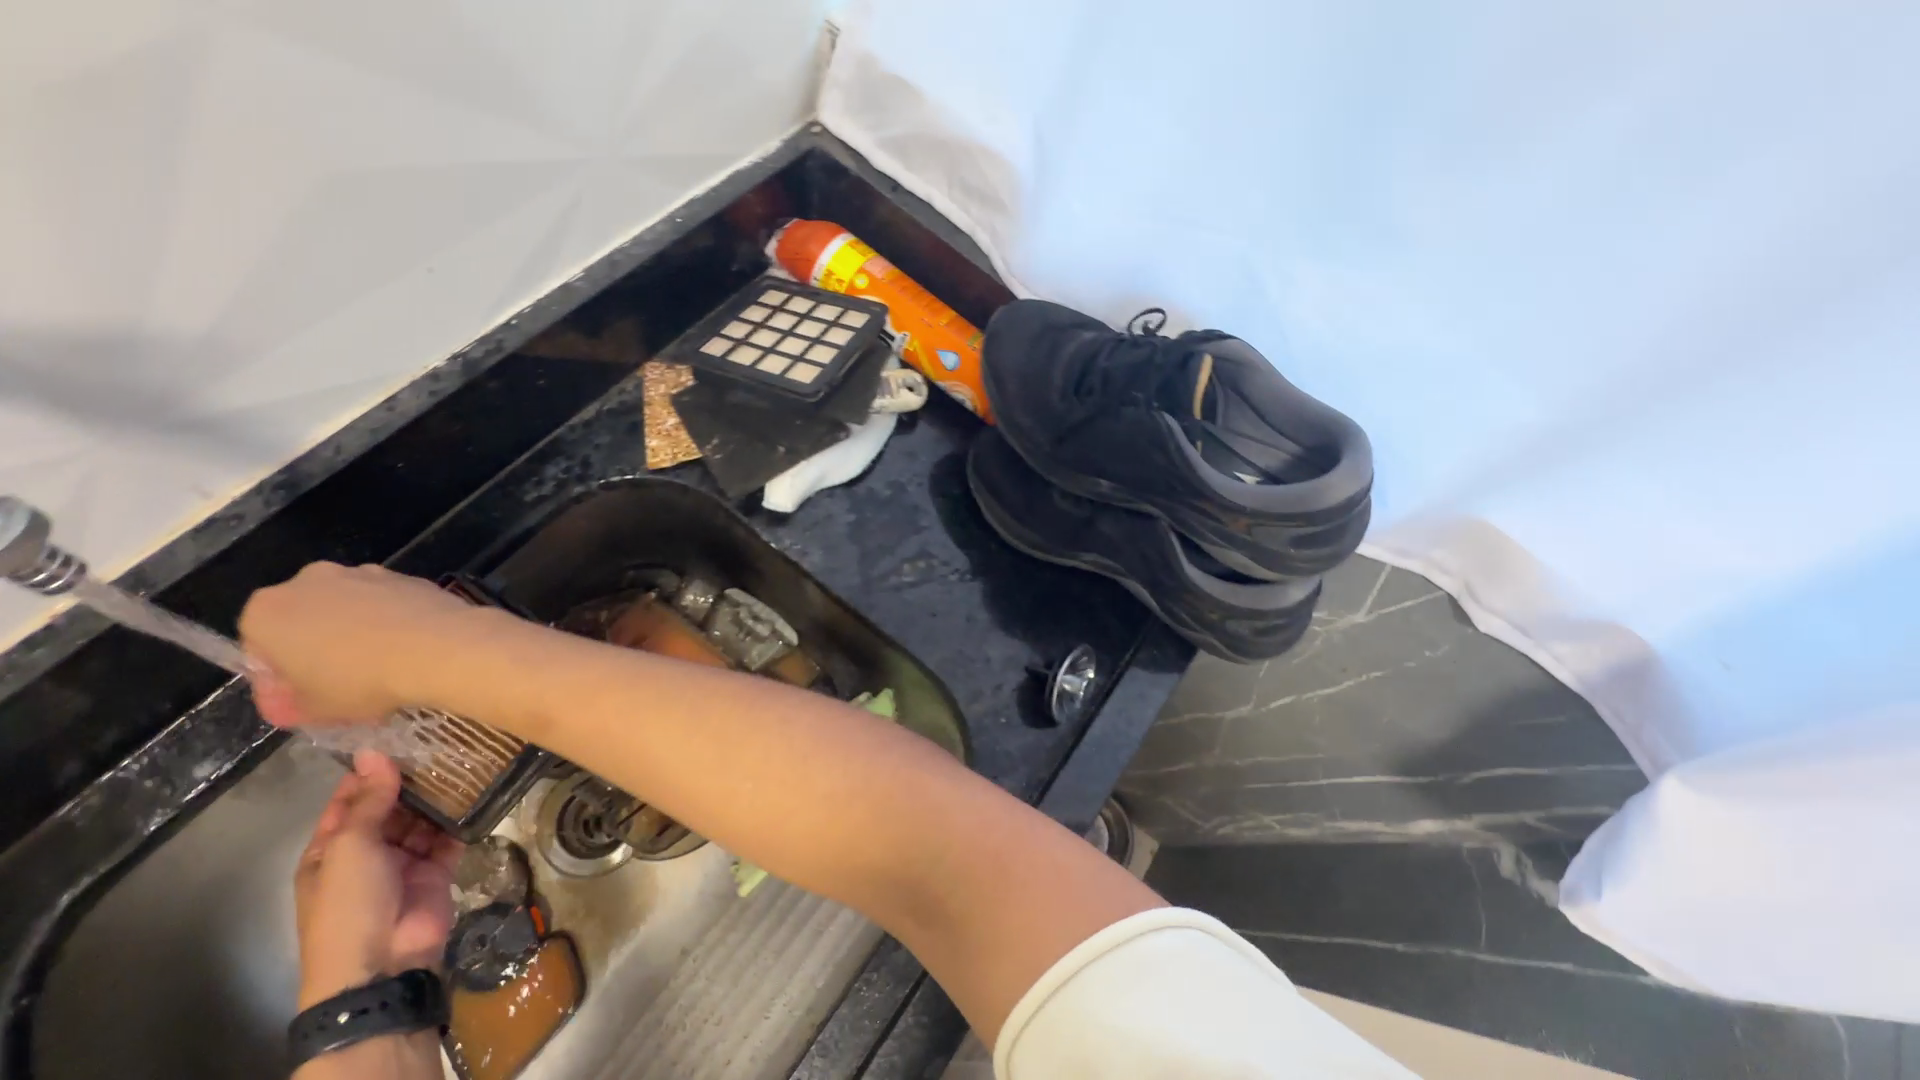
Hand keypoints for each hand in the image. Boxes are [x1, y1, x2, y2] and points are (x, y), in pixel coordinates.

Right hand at [242, 562, 483, 727]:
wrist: (439, 647)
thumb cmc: (360, 679)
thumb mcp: (313, 708)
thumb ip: (290, 704)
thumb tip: (290, 703)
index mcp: (268, 610)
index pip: (260, 649)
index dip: (279, 681)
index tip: (301, 702)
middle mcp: (310, 580)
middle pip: (305, 623)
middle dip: (317, 654)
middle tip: (340, 689)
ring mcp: (362, 572)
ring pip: (348, 611)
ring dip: (356, 636)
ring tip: (380, 672)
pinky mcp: (405, 576)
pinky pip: (388, 605)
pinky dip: (391, 624)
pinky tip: (409, 652)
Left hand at [296, 750, 462, 1008]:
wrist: (382, 961)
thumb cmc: (349, 903)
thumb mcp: (350, 846)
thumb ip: (368, 800)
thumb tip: (374, 752)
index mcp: (330, 849)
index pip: (348, 801)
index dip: (368, 773)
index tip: (397, 737)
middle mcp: (367, 852)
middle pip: (389, 808)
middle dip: (409, 781)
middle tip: (440, 741)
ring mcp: (404, 862)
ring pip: (421, 820)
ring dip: (436, 797)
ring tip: (462, 758)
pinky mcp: (437, 871)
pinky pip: (449, 838)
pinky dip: (460, 818)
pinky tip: (476, 790)